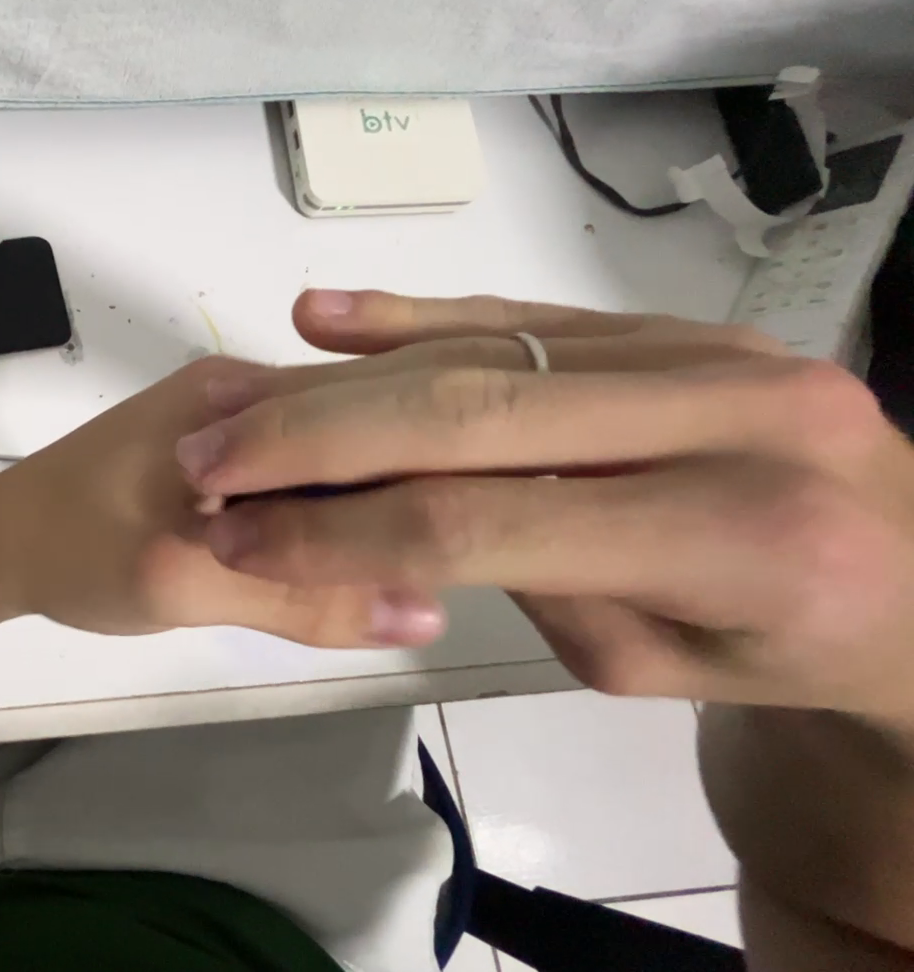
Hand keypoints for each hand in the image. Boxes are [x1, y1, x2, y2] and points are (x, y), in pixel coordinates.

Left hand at [0, 354, 448, 646]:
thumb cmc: (75, 553)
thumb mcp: (184, 582)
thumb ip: (300, 597)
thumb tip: (429, 610)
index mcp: (236, 398)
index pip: (379, 414)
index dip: (436, 476)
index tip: (475, 540)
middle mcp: (236, 392)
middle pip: (358, 432)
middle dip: (399, 497)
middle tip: (436, 567)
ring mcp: (219, 419)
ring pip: (325, 456)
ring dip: (357, 509)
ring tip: (393, 570)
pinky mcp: (205, 451)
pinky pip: (287, 475)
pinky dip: (313, 513)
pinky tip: (328, 558)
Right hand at [174, 290, 913, 723]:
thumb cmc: (765, 643)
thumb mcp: (634, 659)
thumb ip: (511, 574)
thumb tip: (381, 512)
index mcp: (740, 537)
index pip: (474, 523)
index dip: (332, 532)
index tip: (232, 540)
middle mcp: (734, 416)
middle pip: (460, 415)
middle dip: (306, 439)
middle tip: (206, 462)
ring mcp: (698, 348)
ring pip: (469, 353)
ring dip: (334, 382)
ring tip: (233, 408)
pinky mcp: (660, 320)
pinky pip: (509, 311)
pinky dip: (404, 316)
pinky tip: (321, 316)